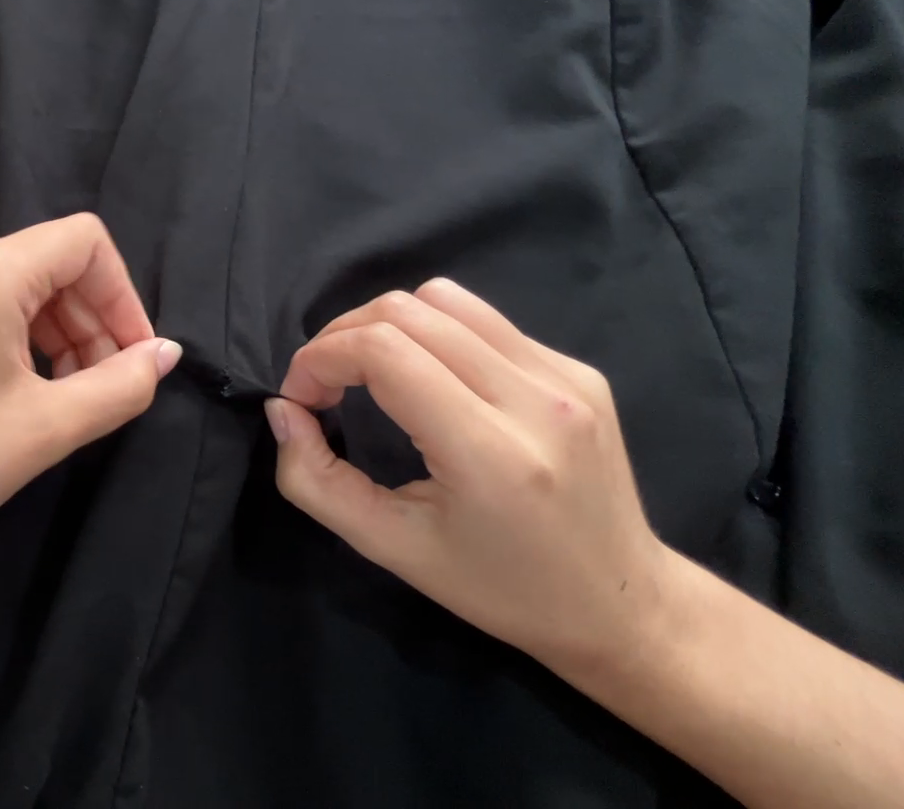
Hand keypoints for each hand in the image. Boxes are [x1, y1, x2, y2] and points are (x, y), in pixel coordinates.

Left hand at [0, 213, 181, 589]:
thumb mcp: (45, 428)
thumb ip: (120, 385)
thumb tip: (166, 354)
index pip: (83, 242)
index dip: (123, 295)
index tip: (135, 358)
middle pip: (52, 263)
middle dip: (94, 320)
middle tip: (107, 388)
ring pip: (21, 285)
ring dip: (61, 333)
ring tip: (73, 396)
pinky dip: (21, 337)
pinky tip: (30, 389)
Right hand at [265, 279, 677, 671]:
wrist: (621, 604)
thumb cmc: (496, 587)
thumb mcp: (386, 547)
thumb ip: (314, 479)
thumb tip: (282, 410)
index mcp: (489, 452)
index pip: (383, 351)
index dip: (319, 359)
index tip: (301, 398)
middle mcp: (535, 399)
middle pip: (405, 311)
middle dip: (340, 337)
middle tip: (324, 386)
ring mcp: (565, 376)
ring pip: (441, 298)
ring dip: (382, 325)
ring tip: (367, 371)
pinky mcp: (576, 369)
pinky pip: (479, 318)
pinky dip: (428, 332)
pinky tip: (426, 377)